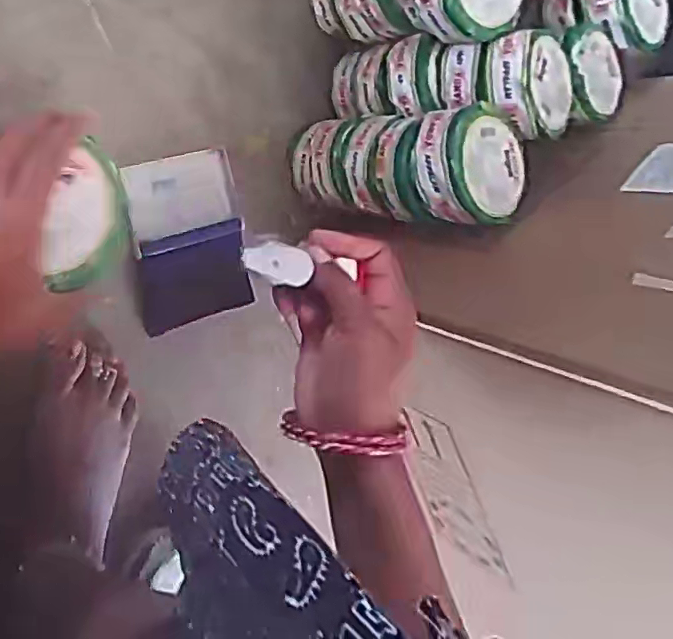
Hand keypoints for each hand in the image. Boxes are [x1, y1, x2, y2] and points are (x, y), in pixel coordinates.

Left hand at [0, 113, 90, 361]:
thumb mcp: (40, 319)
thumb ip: (76, 295)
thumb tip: (99, 281)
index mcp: (18, 216)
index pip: (47, 155)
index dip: (69, 130)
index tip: (86, 117)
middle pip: (16, 136)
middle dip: (43, 120)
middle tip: (62, 120)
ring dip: (10, 130)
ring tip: (27, 137)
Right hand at [273, 230, 415, 434]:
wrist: (342, 431)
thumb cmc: (364, 387)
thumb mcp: (359, 328)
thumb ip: (339, 284)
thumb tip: (318, 254)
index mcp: (390, 305)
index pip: (375, 256)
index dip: (347, 243)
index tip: (318, 241)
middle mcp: (366, 309)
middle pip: (341, 267)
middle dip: (316, 260)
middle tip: (294, 259)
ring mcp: (339, 321)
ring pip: (317, 283)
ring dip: (298, 277)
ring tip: (283, 278)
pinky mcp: (316, 334)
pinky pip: (300, 303)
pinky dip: (288, 296)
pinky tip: (282, 297)